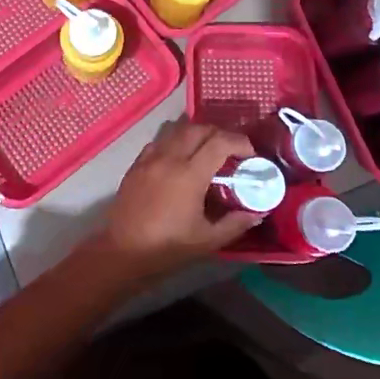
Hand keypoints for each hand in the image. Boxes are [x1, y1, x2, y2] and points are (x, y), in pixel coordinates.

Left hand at [101, 120, 262, 277]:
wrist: (123, 250)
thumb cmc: (168, 247)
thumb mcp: (208, 239)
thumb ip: (236, 223)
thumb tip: (256, 213)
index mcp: (189, 174)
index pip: (219, 142)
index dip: (240, 143)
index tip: (251, 155)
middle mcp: (168, 158)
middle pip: (197, 129)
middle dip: (219, 134)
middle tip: (232, 151)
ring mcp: (148, 159)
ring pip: (176, 131)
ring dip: (196, 135)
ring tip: (208, 153)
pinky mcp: (135, 165)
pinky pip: (159, 143)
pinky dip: (174, 143)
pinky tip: (180, 160)